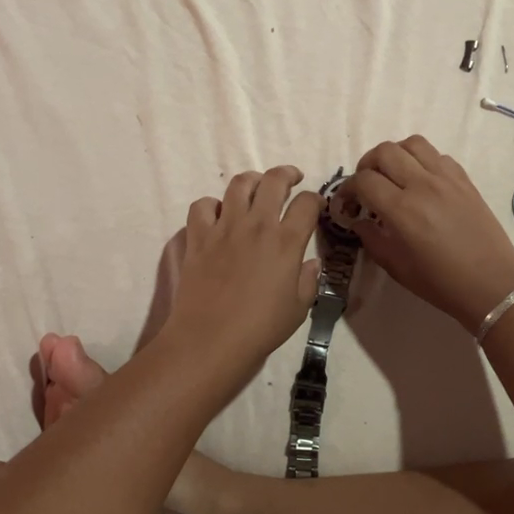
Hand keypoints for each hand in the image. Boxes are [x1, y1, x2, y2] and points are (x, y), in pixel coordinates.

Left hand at [162, 165, 324, 369]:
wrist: (211, 338)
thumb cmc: (261, 327)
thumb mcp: (299, 308)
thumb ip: (308, 280)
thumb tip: (312, 263)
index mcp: (287, 242)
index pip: (307, 204)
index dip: (316, 199)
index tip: (316, 206)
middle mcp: (257, 225)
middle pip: (274, 181)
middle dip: (287, 174)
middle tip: (291, 179)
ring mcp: (224, 228)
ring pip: (239, 185)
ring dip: (252, 180)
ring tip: (256, 187)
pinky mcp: (198, 237)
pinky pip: (202, 205)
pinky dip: (211, 204)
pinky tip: (218, 215)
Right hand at [347, 137, 513, 328]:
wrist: (491, 284)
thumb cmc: (440, 283)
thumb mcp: (397, 267)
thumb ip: (372, 239)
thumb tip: (358, 221)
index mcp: (401, 210)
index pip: (364, 180)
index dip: (348, 188)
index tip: (347, 202)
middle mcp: (422, 185)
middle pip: (384, 151)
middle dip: (367, 164)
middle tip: (366, 184)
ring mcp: (446, 178)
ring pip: (412, 143)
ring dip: (395, 154)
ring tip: (393, 175)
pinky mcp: (464, 179)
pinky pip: (437, 155)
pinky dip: (422, 161)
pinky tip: (421, 181)